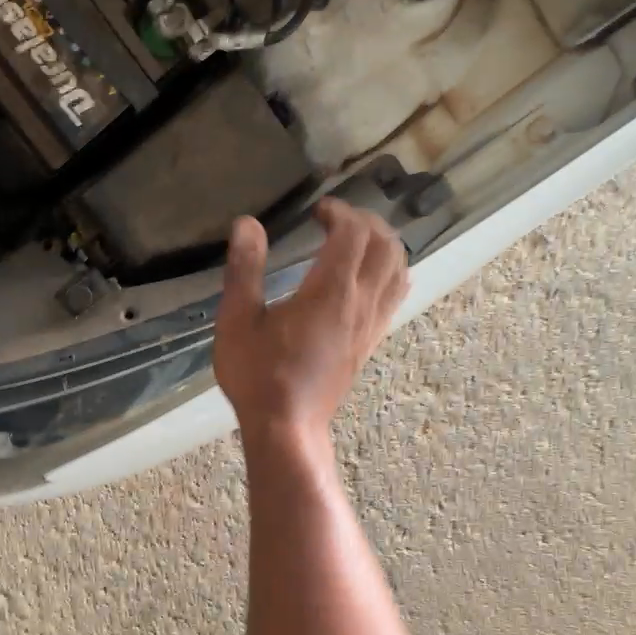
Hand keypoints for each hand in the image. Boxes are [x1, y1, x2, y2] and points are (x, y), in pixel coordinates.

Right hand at [213, 200, 409, 440]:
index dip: (338, 212)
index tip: (316, 210)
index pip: (351, 233)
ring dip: (384, 244)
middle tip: (336, 220)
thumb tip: (247, 225)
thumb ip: (244, 271)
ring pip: (398, 267)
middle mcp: (360, 301)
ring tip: (359, 241)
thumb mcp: (237, 321)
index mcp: (329, 291)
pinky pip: (396, 294)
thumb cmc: (256, 374)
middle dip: (365, 222)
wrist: (286, 424)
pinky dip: (390, 271)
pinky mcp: (370, 341)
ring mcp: (371, 323)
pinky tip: (371, 278)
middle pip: (384, 244)